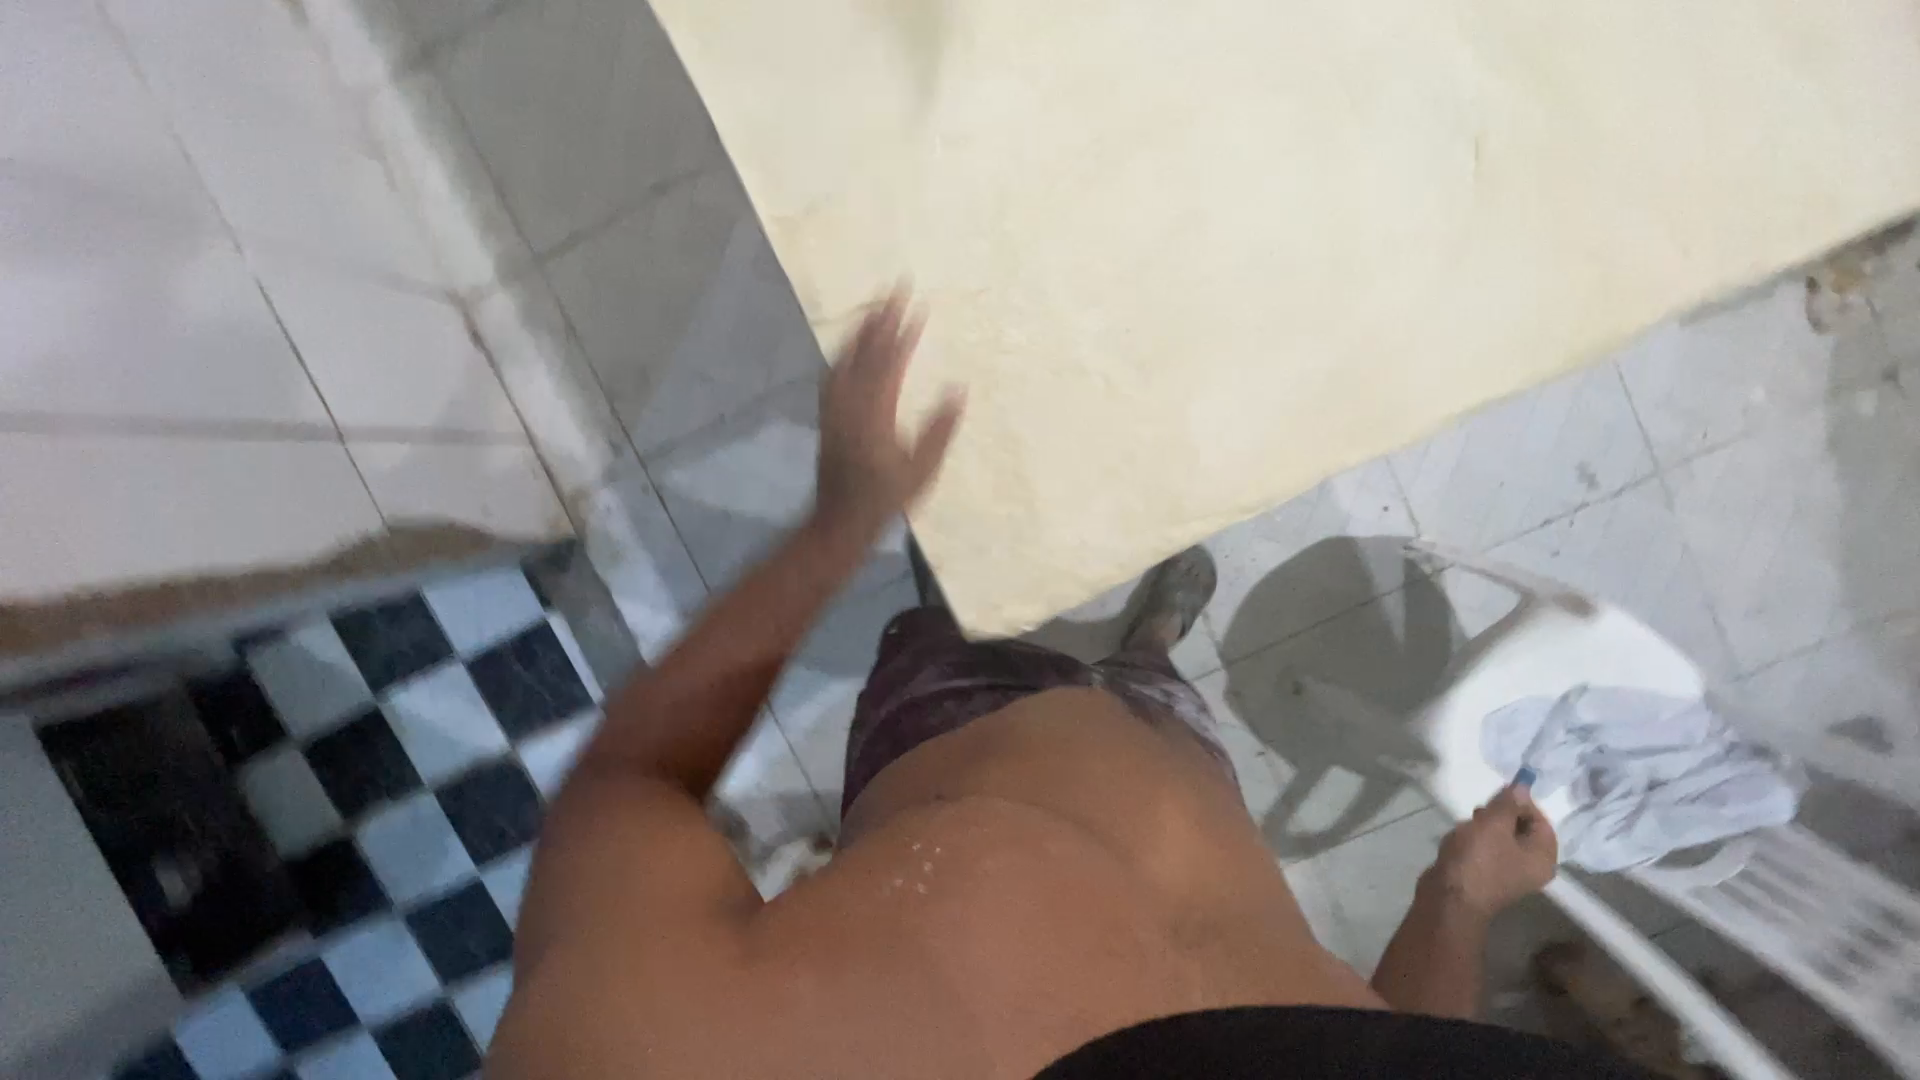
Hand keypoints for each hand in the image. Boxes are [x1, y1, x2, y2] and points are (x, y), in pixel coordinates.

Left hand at [813, 288, 964, 537]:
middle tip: (895, 287)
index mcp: (876, 412)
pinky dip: (844, 351)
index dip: (903, 331)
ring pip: (844, 357)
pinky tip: (851, 346)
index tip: (916, 306)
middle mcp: (850, 403)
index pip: (890, 361)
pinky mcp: (827, 415)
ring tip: (875, 307)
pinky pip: (833, 372)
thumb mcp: (922, 470)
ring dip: (860, 329)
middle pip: (865, 350)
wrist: (841, 519)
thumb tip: (958, 390)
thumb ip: (940, 429)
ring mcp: (834, 408)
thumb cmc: (886, 498)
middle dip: (880, 316)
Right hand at [1426, 785, 1558, 917]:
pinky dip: (1478, 840)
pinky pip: (1491, 851)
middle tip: (1480, 809)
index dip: (1523, 804)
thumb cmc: (1477, 859)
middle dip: (1502, 815)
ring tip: (1467, 824)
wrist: (1449, 896)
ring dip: (1487, 826)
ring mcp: (1511, 874)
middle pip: (1524, 831)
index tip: (1498, 793)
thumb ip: (1508, 804)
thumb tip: (1523, 786)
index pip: (1542, 822)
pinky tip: (1461, 838)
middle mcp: (1533, 868)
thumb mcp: (1493, 825)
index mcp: (1542, 857)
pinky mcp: (1490, 876)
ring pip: (1505, 840)